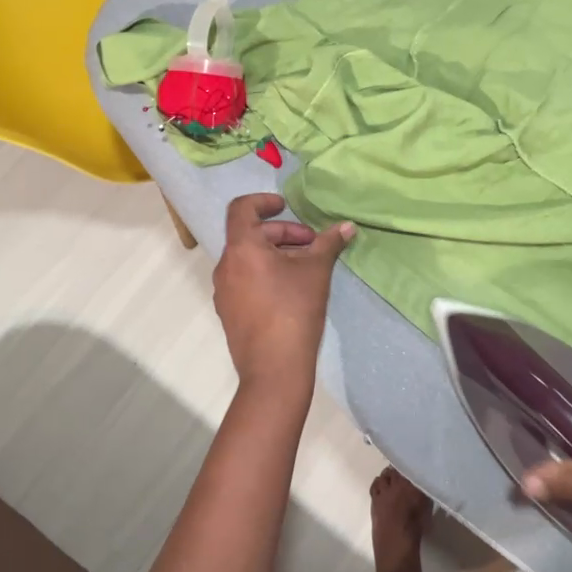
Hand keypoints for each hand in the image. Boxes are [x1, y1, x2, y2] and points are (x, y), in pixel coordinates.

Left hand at [212, 193, 354, 396]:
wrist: (274, 369)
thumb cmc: (294, 310)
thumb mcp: (317, 270)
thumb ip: (329, 243)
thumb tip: (347, 226)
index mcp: (242, 249)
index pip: (241, 209)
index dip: (263, 201)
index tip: (286, 206)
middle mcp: (225, 266)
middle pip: (250, 235)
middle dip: (283, 234)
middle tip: (312, 245)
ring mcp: (224, 292)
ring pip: (248, 259)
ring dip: (276, 254)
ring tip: (305, 267)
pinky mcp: (229, 312)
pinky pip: (245, 279)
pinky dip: (266, 273)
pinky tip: (292, 289)